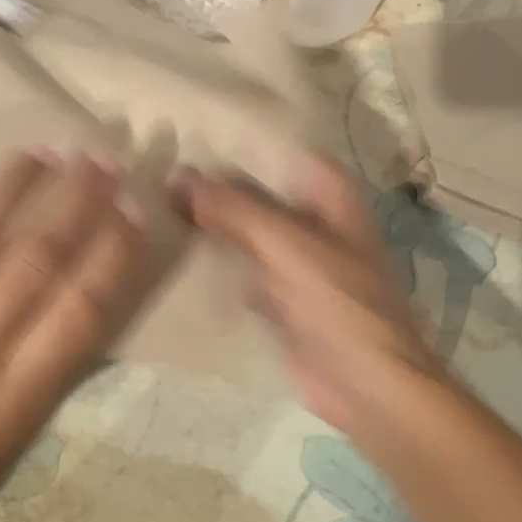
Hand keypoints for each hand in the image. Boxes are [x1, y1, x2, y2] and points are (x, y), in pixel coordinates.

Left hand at [0, 150, 151, 521]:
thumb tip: (78, 289)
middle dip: (76, 201)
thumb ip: (45, 371)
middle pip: (34, 260)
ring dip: (13, 186)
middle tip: (101, 160)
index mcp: (11, 400)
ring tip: (42, 153)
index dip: (114, 251)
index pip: (80, 309)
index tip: (132, 208)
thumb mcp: (7, 446)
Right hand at [173, 157, 445, 434]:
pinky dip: (211, 260)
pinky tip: (170, 250)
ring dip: (208, 222)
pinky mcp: (277, 296)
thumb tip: (179, 177)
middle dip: (211, 185)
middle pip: (254, 190)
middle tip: (154, 172)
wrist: (369, 388)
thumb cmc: (342, 304)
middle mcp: (311, 217)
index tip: (183, 133)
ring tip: (153, 204)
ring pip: (243, 229)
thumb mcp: (288, 246)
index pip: (275, 149)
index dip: (233, 140)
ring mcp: (294, 258)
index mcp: (329, 192)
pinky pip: (238, 267)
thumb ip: (234, 209)